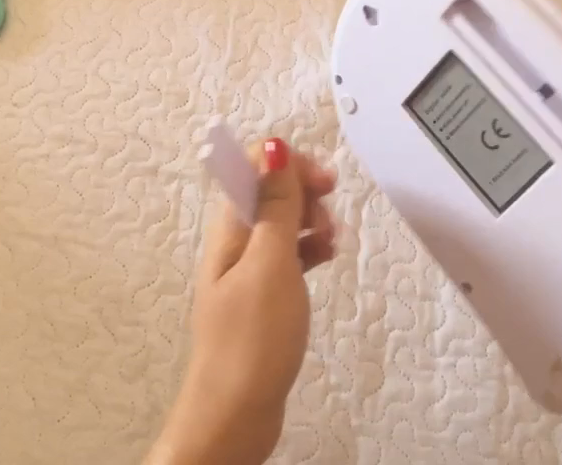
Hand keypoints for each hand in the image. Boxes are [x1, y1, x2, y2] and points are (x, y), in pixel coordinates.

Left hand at [147, 138, 337, 464]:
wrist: (234, 416)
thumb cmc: (253, 338)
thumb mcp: (271, 263)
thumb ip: (276, 205)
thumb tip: (273, 145)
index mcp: (230, 226)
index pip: (252, 164)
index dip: (289, 163)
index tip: (323, 183)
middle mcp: (235, 239)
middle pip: (269, 189)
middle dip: (304, 190)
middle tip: (330, 212)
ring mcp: (247, 267)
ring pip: (282, 220)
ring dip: (310, 219)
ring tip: (332, 241)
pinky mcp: (262, 293)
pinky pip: (288, 252)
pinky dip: (309, 247)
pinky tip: (326, 257)